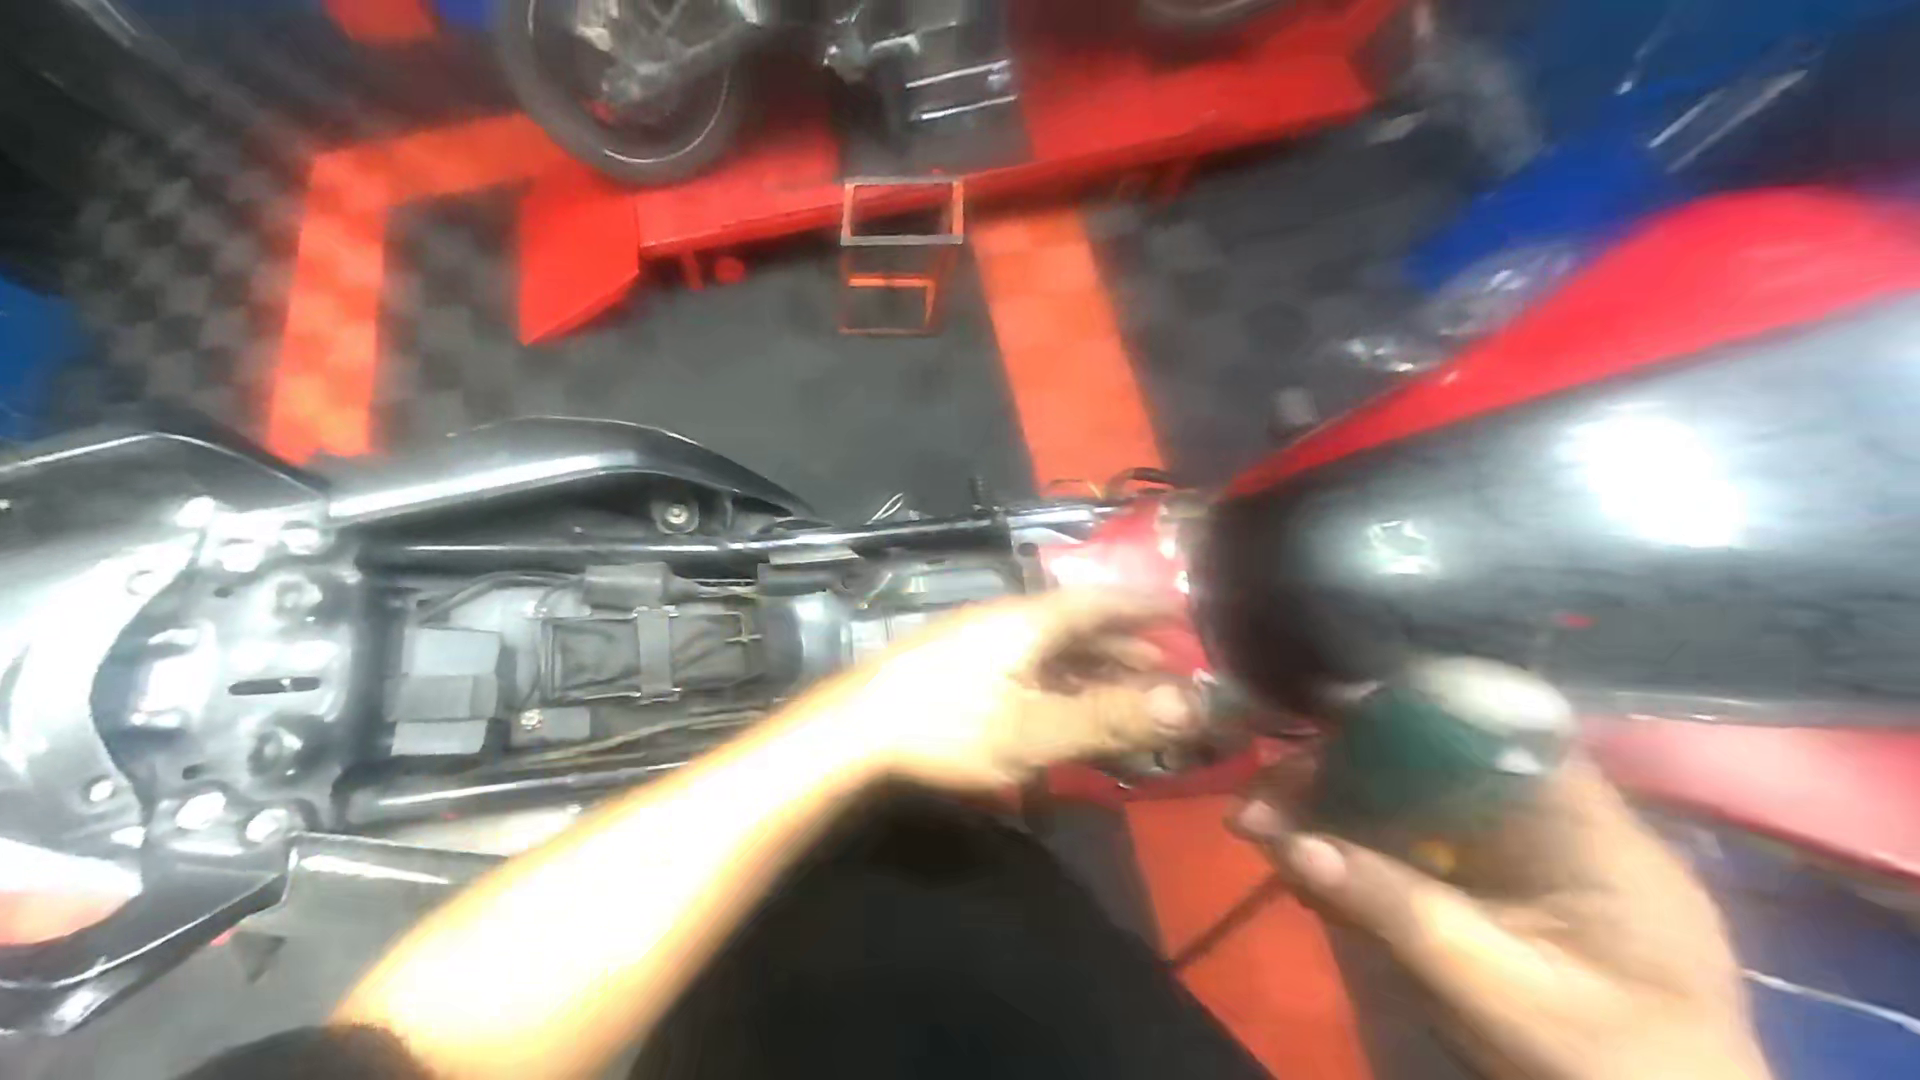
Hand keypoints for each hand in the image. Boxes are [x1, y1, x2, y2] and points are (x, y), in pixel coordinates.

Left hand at [823, 590, 1203, 790]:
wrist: (858, 729)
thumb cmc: (950, 725)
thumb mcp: (1037, 728)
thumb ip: (1112, 716)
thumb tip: (1192, 702)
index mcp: (1033, 620)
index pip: (1104, 601)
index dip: (1147, 607)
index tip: (1185, 616)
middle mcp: (1011, 620)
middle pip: (1082, 626)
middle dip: (1127, 647)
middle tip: (1167, 672)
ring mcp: (984, 641)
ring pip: (1055, 649)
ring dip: (1095, 668)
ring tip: (1127, 694)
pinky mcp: (964, 666)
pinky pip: (1030, 667)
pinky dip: (1061, 684)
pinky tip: (1066, 707)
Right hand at [1235, 759, 1772, 1079]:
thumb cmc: (1607, 1069)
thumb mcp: (1497, 994)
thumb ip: (1397, 912)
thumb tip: (1290, 842)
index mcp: (1587, 831)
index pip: (1491, 730)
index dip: (1402, 714)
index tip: (1317, 725)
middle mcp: (1550, 820)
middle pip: (1425, 762)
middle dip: (1333, 775)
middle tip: (1259, 803)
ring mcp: (1517, 850)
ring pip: (1406, 799)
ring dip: (1329, 810)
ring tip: (1260, 831)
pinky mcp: (1489, 879)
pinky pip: (1410, 839)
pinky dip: (1354, 847)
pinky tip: (1305, 866)